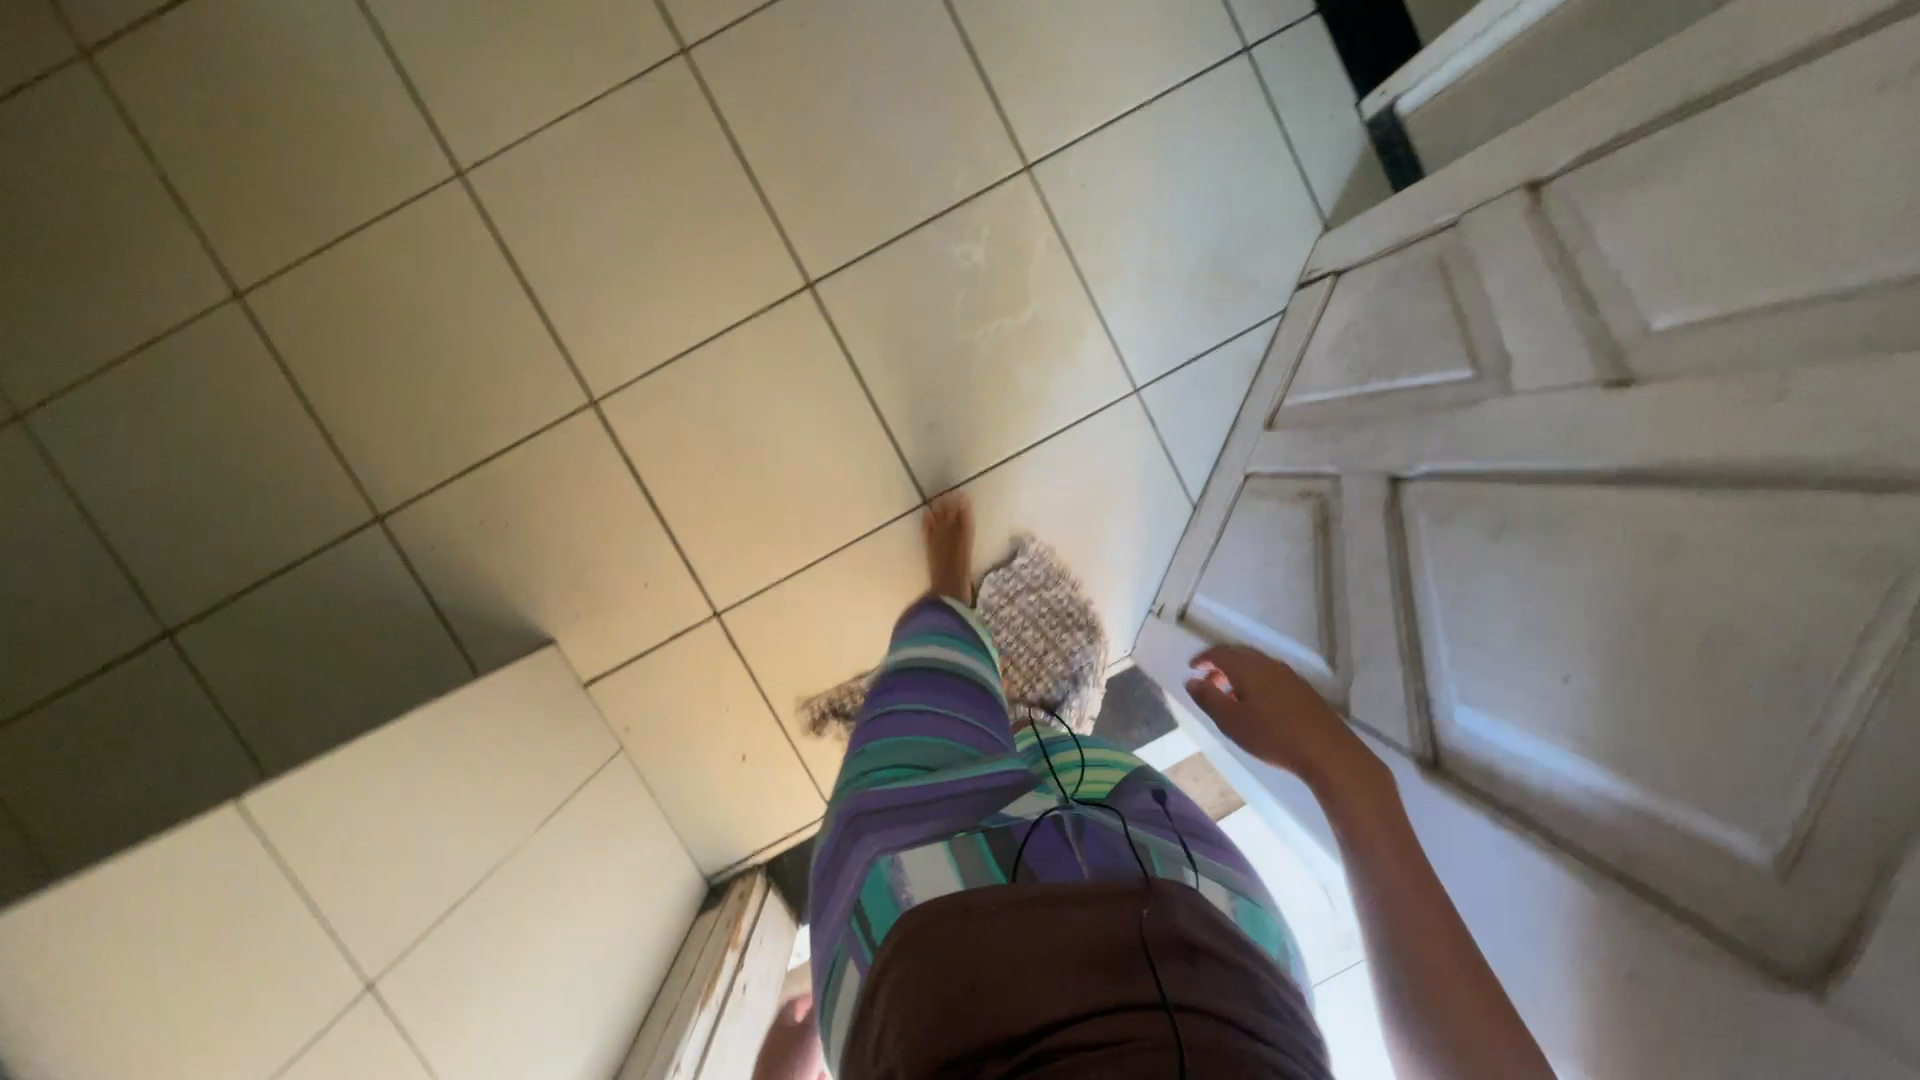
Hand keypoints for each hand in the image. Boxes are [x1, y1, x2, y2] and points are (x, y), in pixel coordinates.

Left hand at [751, 995, 825, 1079]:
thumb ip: (817, 1012)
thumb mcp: (810, 1033)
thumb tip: (824, 991)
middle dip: (815, 1028)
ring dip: (815, 1052)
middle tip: (833, 1027)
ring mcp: (774, 1065)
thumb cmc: (793, 1065)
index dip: (811, 998)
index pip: (794, 1003)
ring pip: (798, 1052)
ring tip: (831, 1053)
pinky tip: (823, 1076)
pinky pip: (798, 1072)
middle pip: (796, 1028)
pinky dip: (812, 1072)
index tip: (830, 997)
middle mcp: (774, 1042)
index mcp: (780, 1024)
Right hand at [1185, 645, 1387, 798]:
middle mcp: (1269, 665)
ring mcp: (1289, 676)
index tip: (1192, 668)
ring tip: (1230, 697)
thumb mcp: (1231, 721)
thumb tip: (1191, 680)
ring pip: (1257, 666)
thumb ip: (1208, 698)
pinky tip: (1257, 705)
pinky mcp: (1303, 690)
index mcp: (1248, 668)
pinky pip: (1271, 677)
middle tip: (1208, 683)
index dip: (1204, 658)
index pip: (1220, 653)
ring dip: (1239, 675)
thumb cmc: (1272, 735)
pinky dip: (1256, 683)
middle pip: (1239, 655)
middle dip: (1221, 665)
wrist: (1327, 751)